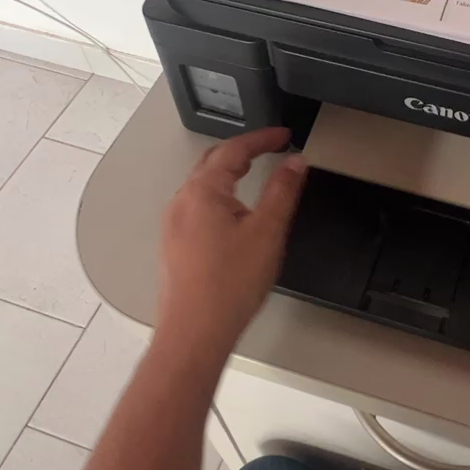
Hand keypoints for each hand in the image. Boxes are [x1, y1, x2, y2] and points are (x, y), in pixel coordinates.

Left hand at [155, 128, 306, 355]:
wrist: (194, 334)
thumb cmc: (228, 285)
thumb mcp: (268, 231)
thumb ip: (283, 190)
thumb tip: (295, 163)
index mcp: (202, 191)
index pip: (234, 150)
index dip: (262, 138)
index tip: (284, 136)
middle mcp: (182, 202)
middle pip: (213, 161)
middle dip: (243, 151)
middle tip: (271, 147)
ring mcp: (174, 225)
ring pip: (203, 184)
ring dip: (230, 172)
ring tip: (255, 172)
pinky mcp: (175, 245)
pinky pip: (198, 205)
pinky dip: (220, 194)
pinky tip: (234, 211)